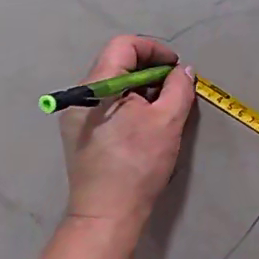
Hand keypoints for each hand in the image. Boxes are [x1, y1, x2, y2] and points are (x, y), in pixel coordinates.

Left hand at [58, 36, 195, 227]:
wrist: (107, 214)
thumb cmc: (138, 164)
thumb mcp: (167, 122)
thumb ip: (179, 89)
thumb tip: (183, 71)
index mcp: (97, 85)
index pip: (124, 45)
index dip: (154, 49)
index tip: (175, 67)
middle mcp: (81, 95)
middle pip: (116, 63)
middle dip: (149, 69)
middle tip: (174, 87)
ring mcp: (76, 116)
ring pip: (112, 86)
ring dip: (140, 89)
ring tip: (163, 107)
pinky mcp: (79, 134)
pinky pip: (106, 106)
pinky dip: (128, 105)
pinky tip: (144, 125)